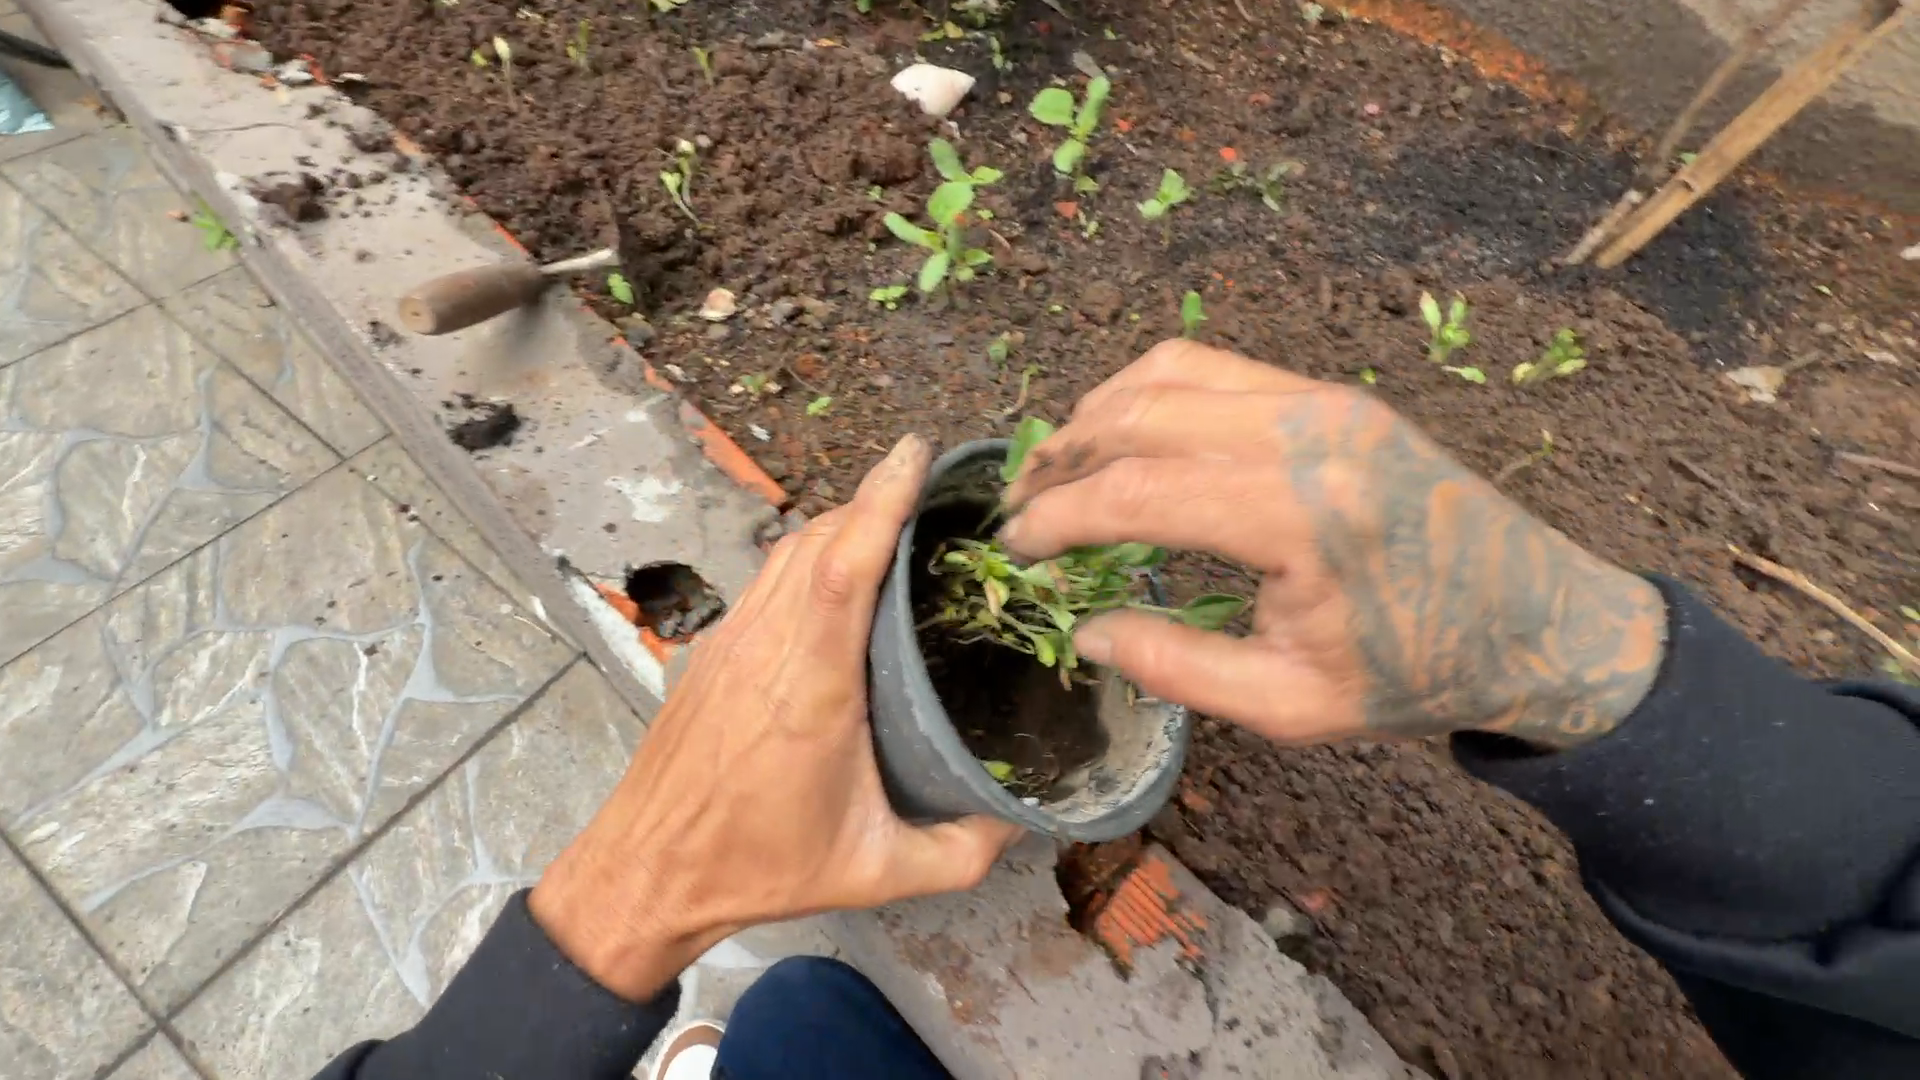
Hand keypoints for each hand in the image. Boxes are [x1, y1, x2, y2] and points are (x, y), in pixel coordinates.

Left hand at [530, 435, 1021, 1001]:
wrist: (645, 871)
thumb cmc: (758, 868)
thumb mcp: (874, 873)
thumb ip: (961, 851)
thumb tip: (1020, 813)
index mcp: (812, 689)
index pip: (844, 570)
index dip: (879, 502)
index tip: (914, 455)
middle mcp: (768, 646)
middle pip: (819, 541)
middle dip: (874, 499)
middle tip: (931, 489)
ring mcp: (733, 639)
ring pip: (791, 549)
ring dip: (842, 520)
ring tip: (892, 515)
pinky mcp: (716, 645)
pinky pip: (770, 574)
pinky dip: (811, 550)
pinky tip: (839, 566)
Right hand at [1000, 340, 1666, 749]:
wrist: (1538, 622)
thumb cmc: (1414, 674)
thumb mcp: (1287, 706)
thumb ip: (1174, 668)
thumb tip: (1085, 631)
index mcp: (1296, 515)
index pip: (1133, 493)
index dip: (1055, 518)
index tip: (1016, 547)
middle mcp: (1304, 432)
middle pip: (1134, 416)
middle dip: (1057, 461)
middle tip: (1018, 507)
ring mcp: (1318, 399)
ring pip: (1164, 374)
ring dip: (1094, 416)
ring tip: (1056, 467)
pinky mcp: (1326, 394)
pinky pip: (1208, 367)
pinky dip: (1145, 392)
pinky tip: (1124, 432)